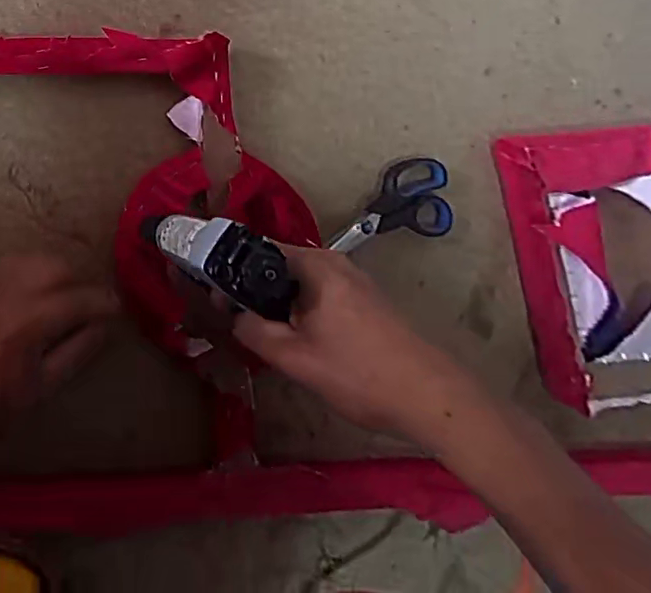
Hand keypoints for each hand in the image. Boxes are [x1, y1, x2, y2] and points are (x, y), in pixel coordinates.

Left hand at [0, 254, 118, 422]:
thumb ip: (78, 350)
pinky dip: (37, 270)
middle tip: (92, 307)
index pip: (80, 299)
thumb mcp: (45, 385)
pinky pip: (19, 262)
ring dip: (60, 273)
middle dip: (82, 284)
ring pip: (39, 259)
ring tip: (68, 299)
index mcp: (32, 320)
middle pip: (60, 268)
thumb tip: (103, 326)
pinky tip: (41, 292)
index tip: (117, 309)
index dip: (104, 302)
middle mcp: (14, 291)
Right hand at [232, 245, 488, 442]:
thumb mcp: (295, 358)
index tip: (214, 293)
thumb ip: (253, 331)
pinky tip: (298, 340)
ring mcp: (352, 280)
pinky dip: (299, 310)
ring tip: (262, 332)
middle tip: (235, 318)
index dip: (229, 268)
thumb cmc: (361, 374)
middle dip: (252, 289)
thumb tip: (232, 316)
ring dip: (277, 303)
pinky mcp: (364, 300)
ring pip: (297, 283)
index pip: (256, 248)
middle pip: (276, 266)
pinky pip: (317, 295)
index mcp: (314, 264)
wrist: (436, 401)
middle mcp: (333, 262)